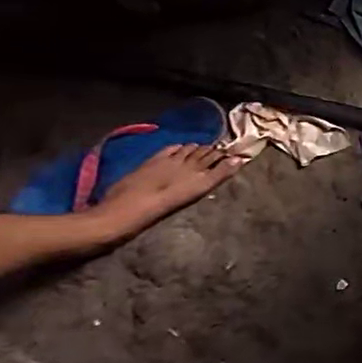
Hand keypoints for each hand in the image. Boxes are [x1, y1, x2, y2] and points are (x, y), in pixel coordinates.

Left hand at [88, 143, 248, 242]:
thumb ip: (219, 175)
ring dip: (199, 148)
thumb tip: (240, 160)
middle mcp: (185, 162)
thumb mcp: (194, 194)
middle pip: (204, 152)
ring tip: (205, 150)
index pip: (218, 157)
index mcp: (198, 171)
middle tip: (224, 150)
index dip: (228, 155)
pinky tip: (180, 149)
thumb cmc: (159, 211)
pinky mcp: (151, 163)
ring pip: (189, 149)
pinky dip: (179, 147)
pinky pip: (170, 150)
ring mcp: (167, 161)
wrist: (120, 215)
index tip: (237, 155)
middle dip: (215, 150)